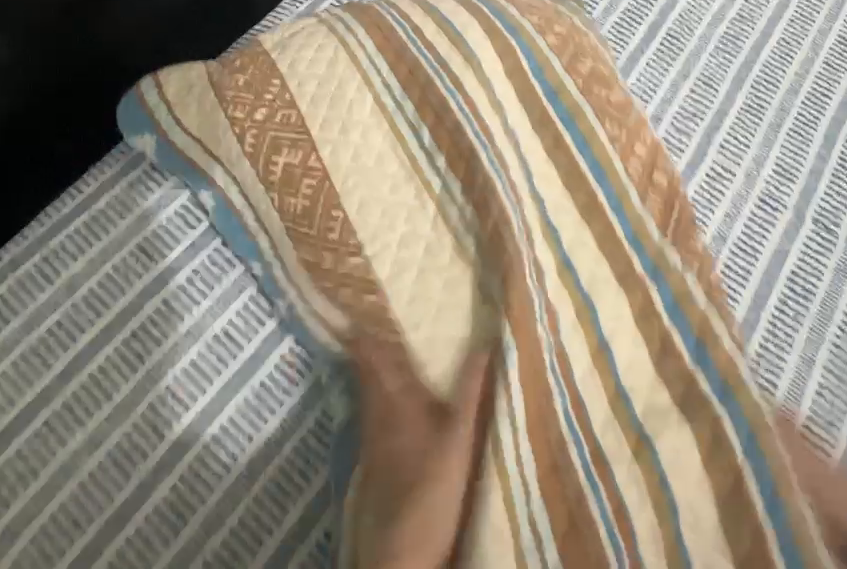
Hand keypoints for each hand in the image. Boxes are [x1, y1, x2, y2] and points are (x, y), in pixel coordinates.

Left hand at [348, 337, 496, 568]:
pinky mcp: (372, 458)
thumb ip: (473, 389)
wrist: (401, 547)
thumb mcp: (462, 436)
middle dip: (364, 343)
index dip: (365, 329)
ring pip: (365, 390)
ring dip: (366, 366)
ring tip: (369, 345)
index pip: (374, 354)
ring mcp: (372, 436)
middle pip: (365, 370)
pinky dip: (371, 393)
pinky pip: (368, 411)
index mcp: (398, 398)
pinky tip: (380, 400)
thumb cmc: (433, 486)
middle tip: (363, 316)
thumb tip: (486, 342)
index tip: (359, 302)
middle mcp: (378, 410)